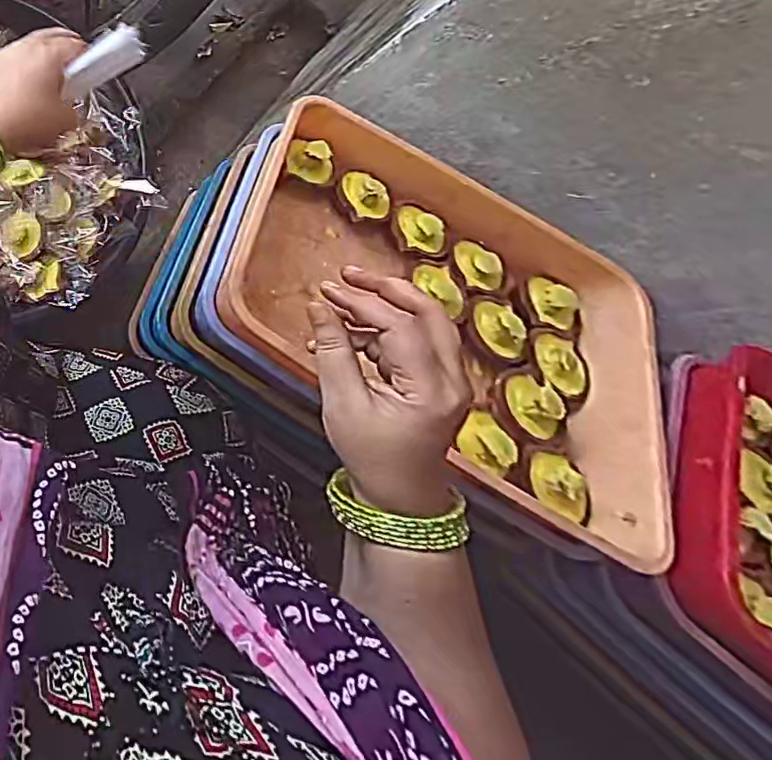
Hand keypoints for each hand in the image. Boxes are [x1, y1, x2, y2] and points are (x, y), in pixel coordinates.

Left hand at [0, 28, 85, 155]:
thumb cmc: (16, 123)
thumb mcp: (62, 122)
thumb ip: (74, 110)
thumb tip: (72, 112)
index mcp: (51, 51)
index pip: (81, 45)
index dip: (91, 62)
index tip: (91, 75)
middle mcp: (25, 46)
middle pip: (54, 41)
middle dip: (65, 58)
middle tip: (70, 81)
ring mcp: (2, 55)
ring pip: (29, 53)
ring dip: (39, 67)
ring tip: (42, 96)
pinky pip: (8, 67)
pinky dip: (17, 78)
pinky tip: (18, 102)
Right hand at [309, 265, 472, 517]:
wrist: (401, 495)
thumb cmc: (371, 455)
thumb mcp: (342, 404)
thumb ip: (332, 351)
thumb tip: (318, 308)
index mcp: (431, 388)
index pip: (399, 326)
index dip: (360, 303)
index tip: (325, 291)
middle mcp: (453, 379)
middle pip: (429, 312)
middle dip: (386, 288)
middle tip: (349, 276)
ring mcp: (452, 379)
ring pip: (427, 322)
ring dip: (387, 305)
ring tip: (343, 302)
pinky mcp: (441, 381)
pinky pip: (417, 340)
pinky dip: (385, 329)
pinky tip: (350, 335)